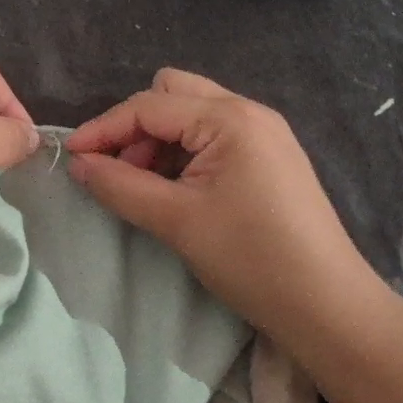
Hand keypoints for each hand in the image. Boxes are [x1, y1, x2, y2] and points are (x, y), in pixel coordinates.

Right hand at [65, 69, 377, 334]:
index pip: (150, 106)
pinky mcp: (272, 155)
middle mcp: (248, 111)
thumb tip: (78, 164)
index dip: (104, 128)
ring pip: (192, 111)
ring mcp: (265, 132)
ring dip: (160, 139)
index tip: (71, 156)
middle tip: (120, 169)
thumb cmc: (252, 259)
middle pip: (172, 92)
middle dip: (136, 125)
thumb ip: (120, 186)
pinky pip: (214, 133)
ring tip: (148, 185)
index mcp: (229, 118)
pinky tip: (180, 188)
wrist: (331, 309)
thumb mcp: (177, 222)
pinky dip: (186, 151)